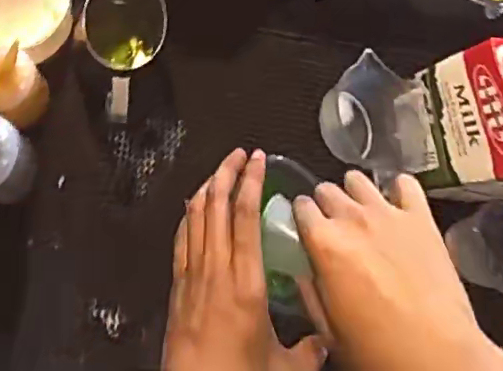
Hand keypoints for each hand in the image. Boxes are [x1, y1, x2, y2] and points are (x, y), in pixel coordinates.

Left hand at [165, 149, 326, 370]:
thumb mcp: (283, 369)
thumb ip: (308, 350)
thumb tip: (326, 340)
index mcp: (245, 282)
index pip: (244, 214)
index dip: (251, 180)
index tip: (257, 158)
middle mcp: (215, 269)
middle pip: (216, 202)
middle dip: (226, 170)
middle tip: (239, 153)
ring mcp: (192, 274)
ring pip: (196, 213)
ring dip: (208, 185)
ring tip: (221, 170)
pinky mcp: (176, 285)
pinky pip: (181, 235)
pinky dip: (190, 213)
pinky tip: (195, 207)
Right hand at [293, 173, 502, 370]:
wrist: (442, 360)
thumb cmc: (383, 354)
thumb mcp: (331, 333)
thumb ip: (311, 293)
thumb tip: (304, 270)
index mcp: (325, 244)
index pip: (301, 206)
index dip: (303, 218)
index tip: (308, 229)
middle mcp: (352, 218)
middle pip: (326, 189)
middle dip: (327, 205)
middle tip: (336, 228)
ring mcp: (387, 213)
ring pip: (358, 179)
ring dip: (356, 194)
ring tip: (364, 215)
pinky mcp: (419, 216)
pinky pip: (405, 183)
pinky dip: (399, 191)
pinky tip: (398, 206)